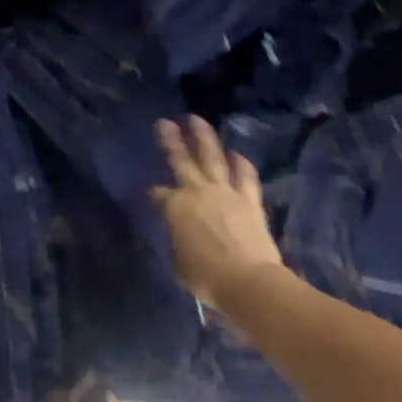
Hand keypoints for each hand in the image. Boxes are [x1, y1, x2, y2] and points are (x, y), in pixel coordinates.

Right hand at [151, 116, 287, 314]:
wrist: (249, 282)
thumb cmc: (207, 277)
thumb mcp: (180, 264)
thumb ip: (179, 244)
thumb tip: (184, 240)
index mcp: (174, 207)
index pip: (158, 195)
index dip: (154, 194)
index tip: (151, 195)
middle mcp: (197, 192)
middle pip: (181, 161)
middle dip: (171, 140)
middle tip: (164, 122)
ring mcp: (225, 193)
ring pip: (213, 158)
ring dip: (204, 138)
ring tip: (197, 120)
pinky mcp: (250, 201)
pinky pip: (245, 177)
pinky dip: (241, 164)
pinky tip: (237, 153)